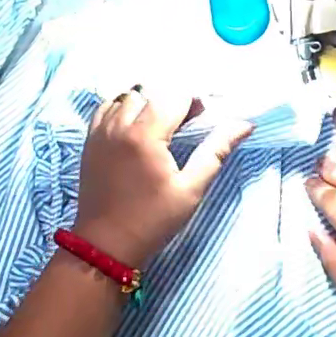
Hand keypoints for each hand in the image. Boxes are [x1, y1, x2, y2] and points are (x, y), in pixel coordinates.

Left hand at [73, 88, 251, 267]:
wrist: (105, 244)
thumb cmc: (153, 220)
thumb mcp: (191, 189)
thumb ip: (216, 151)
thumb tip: (245, 125)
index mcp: (145, 135)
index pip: (174, 96)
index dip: (194, 101)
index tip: (205, 117)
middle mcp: (119, 125)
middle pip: (152, 92)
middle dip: (173, 100)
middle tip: (188, 124)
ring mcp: (100, 131)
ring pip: (128, 96)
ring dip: (149, 102)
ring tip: (163, 126)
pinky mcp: (90, 140)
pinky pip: (107, 108)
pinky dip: (125, 108)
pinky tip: (137, 127)